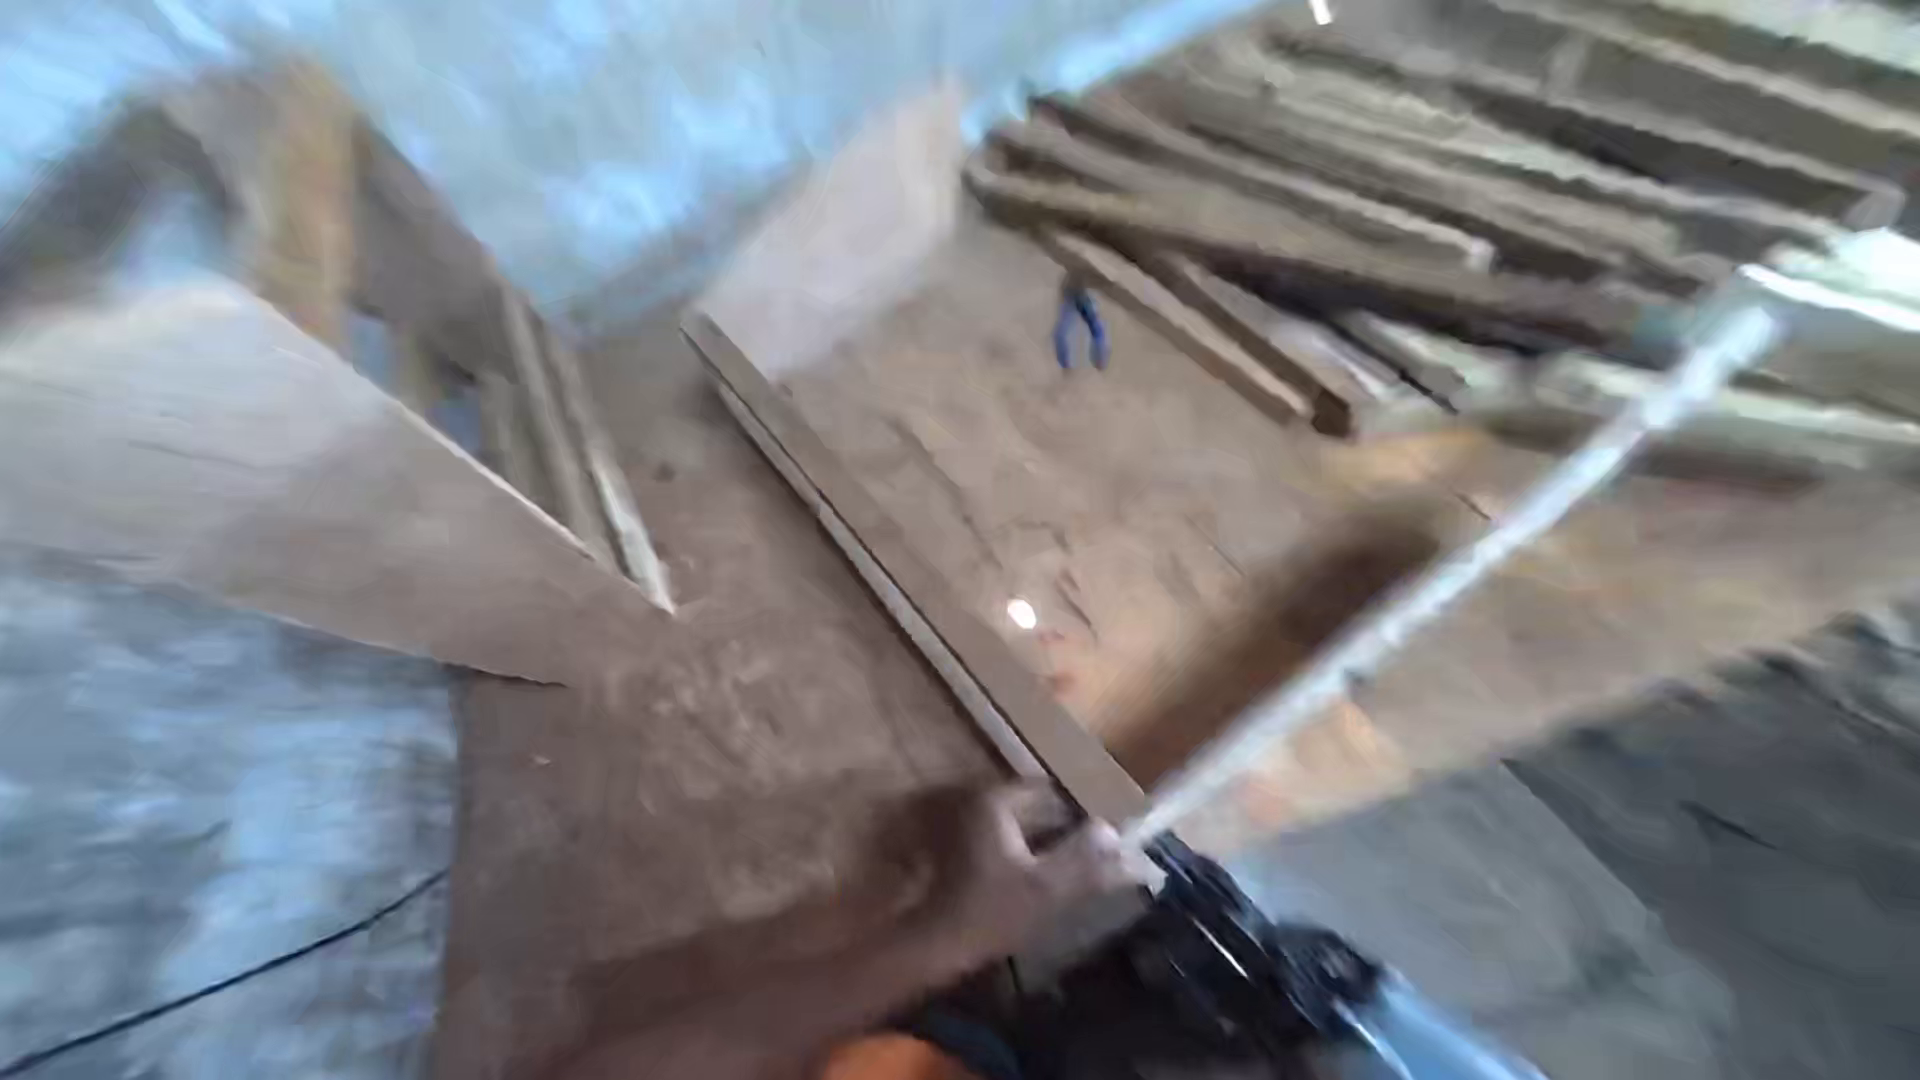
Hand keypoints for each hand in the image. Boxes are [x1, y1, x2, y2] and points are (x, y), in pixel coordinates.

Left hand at [915, 782, 1141, 973]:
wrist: (937, 945)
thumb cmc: (990, 912)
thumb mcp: (1046, 889)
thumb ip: (1084, 860)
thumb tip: (1115, 834)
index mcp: (996, 800)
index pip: (1049, 790)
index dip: (1077, 810)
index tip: (1100, 834)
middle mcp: (979, 801)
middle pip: (1034, 806)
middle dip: (1062, 825)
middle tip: (1090, 851)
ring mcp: (967, 822)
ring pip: (1020, 823)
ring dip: (1043, 839)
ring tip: (1068, 864)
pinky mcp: (963, 846)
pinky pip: (1005, 837)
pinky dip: (1023, 850)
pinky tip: (1036, 875)